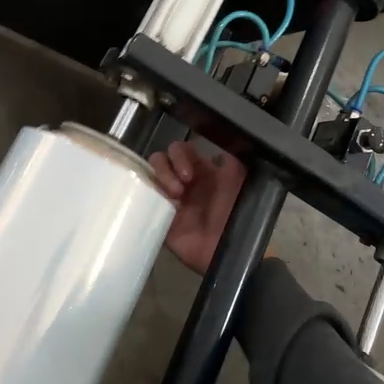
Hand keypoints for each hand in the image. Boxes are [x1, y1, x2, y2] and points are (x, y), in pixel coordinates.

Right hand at [149, 141, 246, 274]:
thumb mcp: (239, 179)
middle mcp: (182, 181)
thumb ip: (231, 158)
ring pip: (151, 175)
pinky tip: (160, 204)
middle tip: (182, 186)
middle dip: (167, 167)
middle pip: (161, 159)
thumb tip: (225, 135)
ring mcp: (169, 199)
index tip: (190, 172)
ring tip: (173, 196)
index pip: (180, 150)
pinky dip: (147, 196)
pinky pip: (144, 200)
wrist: (228, 249)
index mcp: (200, 170)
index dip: (180, 155)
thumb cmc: (235, 213)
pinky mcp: (160, 217)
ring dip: (159, 179)